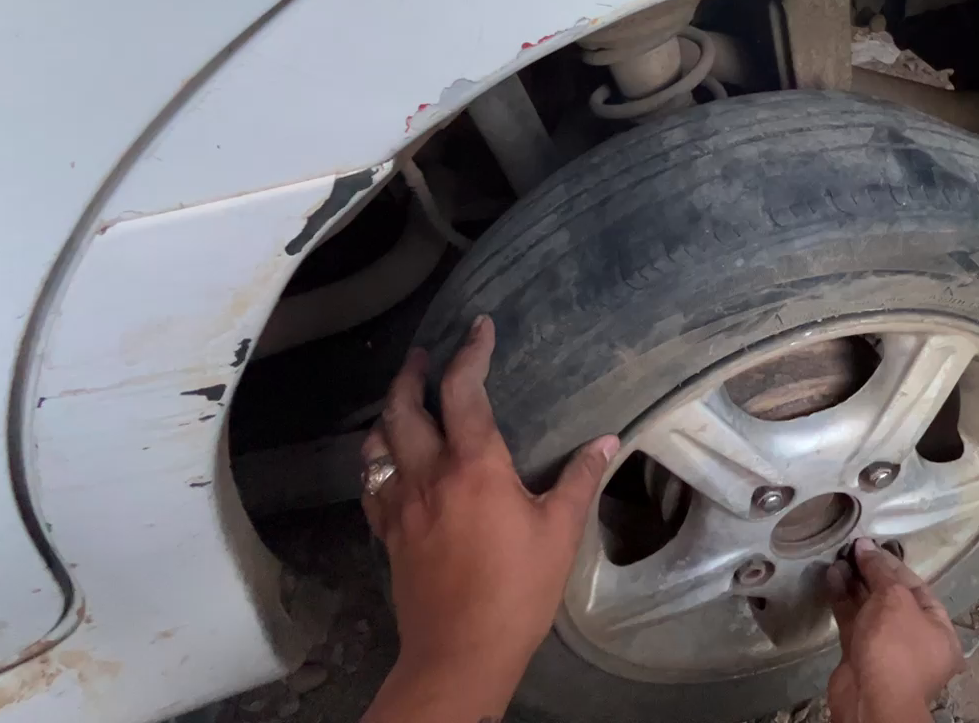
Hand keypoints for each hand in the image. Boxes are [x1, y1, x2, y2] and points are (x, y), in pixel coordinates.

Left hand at [359, 316, 618, 722]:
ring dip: (388, 411)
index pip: (464, 391)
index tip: (480, 326)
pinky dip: (376, 458)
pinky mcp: (387, 533)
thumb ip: (580, 478)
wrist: (459, 653)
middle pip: (404, 407)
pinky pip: (371, 483)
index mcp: (475, 465)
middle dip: (412, 372)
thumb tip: (608, 440)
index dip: (471, 352)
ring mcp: (401, 504)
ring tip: (402, 397)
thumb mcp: (560, 530)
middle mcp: (430, 474)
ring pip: (378, 442)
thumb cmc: (518, 587)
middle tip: (423, 353)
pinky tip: (386, 458)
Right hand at [825, 538, 964, 722]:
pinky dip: (843, 598)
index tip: (871, 545)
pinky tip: (832, 576)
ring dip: (854, 582)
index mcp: (938, 630)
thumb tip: (864, 545)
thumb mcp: (894, 598)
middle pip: (891, 596)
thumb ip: (880, 570)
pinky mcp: (861, 655)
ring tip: (838, 558)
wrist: (872, 701)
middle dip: (871, 571)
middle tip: (851, 548)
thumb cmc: (896, 646)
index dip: (892, 563)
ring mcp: (887, 648)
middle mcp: (915, 640)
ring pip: (869, 607)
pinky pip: (853, 620)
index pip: (916, 586)